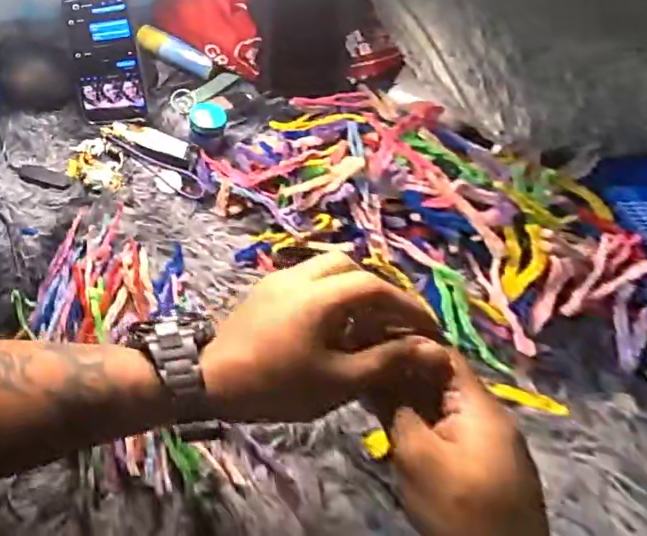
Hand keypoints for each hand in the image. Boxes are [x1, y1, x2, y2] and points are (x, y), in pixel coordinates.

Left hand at [200, 252, 443, 422]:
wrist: (216, 377)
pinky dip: (329, 292)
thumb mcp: (341, 379)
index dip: (406, 304)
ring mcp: (275, 279)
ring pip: (322, 268)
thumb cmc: (281, 383)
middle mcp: (294, 276)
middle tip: (398, 322)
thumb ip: (387, 360)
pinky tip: (338, 325)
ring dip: (351, 288)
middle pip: (345, 264)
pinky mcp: (264, 289)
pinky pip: (305, 278)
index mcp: (316, 295)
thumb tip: (430, 349)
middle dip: (378, 288)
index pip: (372, 283)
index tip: (428, 330)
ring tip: (371, 325)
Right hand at [370, 349, 547, 535]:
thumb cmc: (457, 506)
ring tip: (358, 374)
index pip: (439, 348)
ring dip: (398, 384)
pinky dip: (410, 407)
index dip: (398, 333)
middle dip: (394, 359)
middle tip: (352, 350)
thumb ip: (393, 400)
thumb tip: (371, 363)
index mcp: (481, 407)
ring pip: (434, 395)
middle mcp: (486, 416)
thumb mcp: (416, 451)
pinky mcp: (475, 458)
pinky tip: (378, 405)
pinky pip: (438, 418)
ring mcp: (482, 439)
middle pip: (436, 371)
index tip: (359, 327)